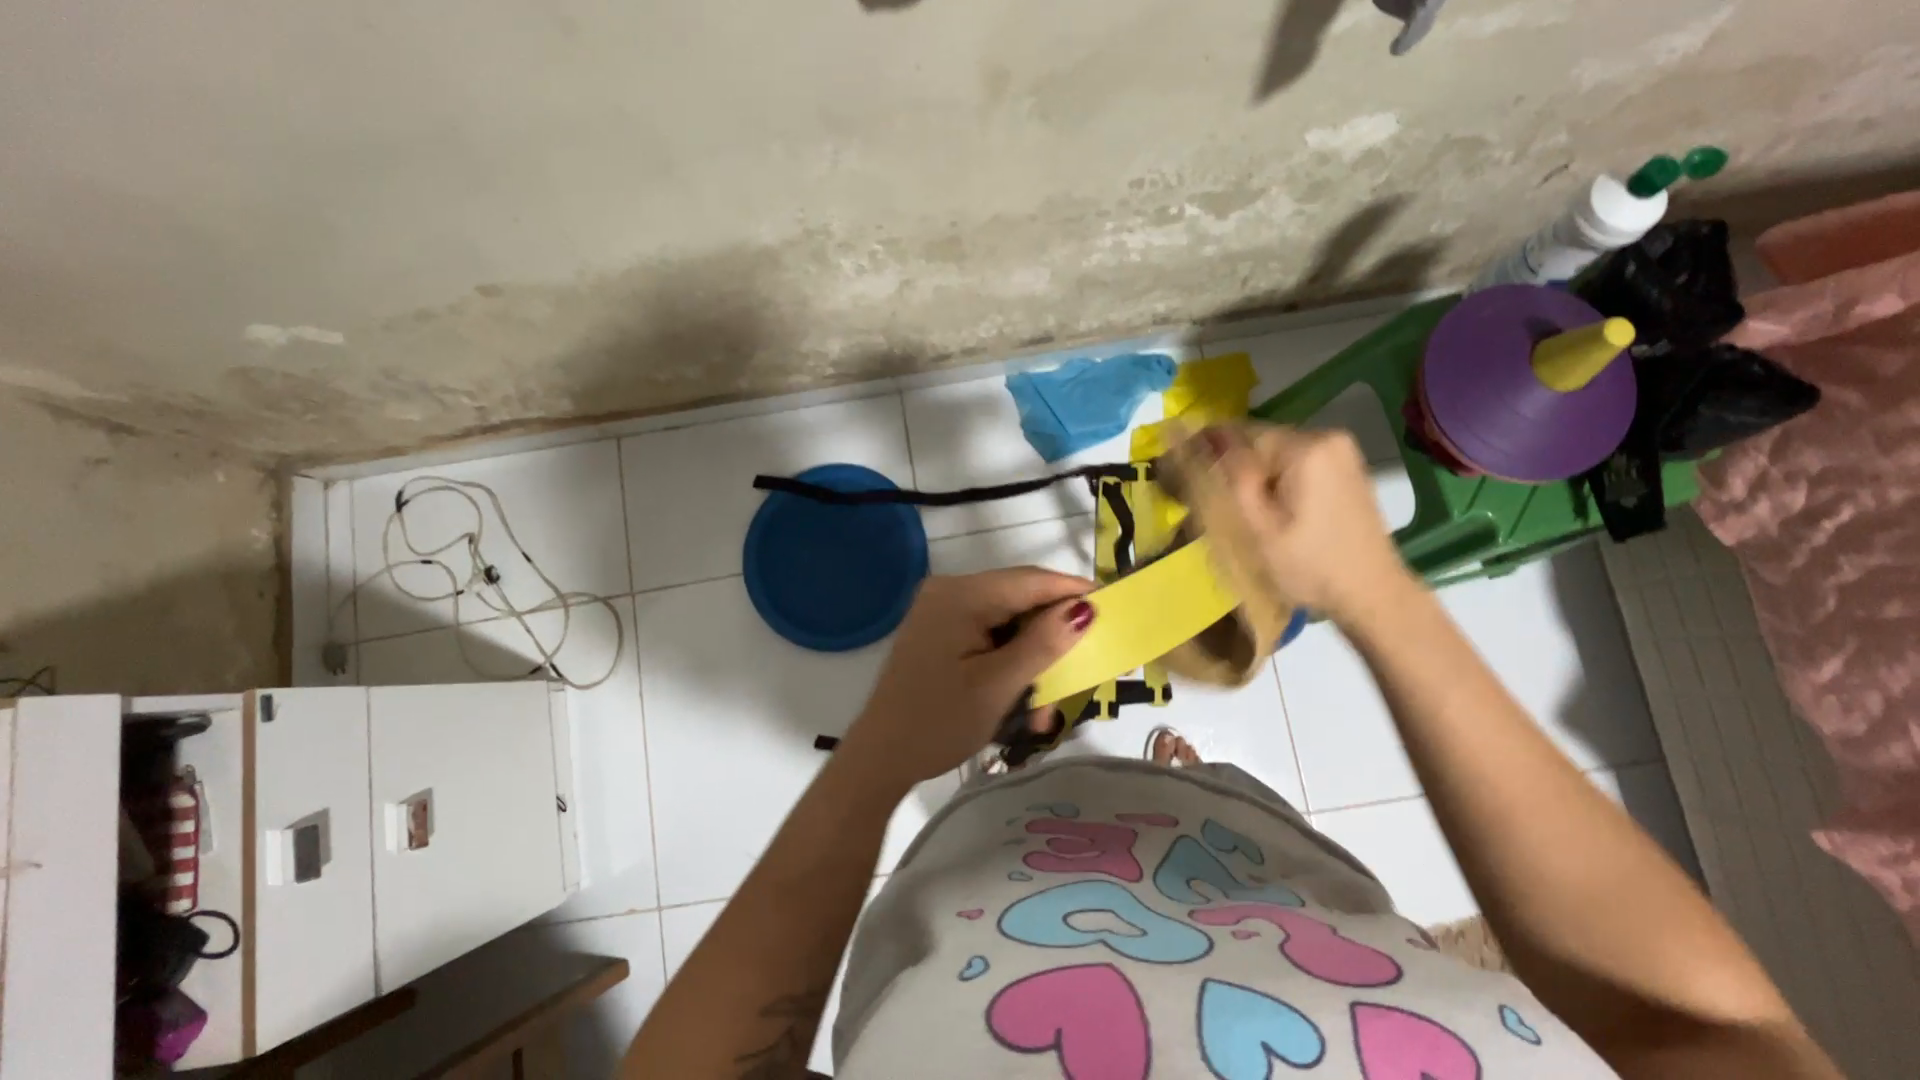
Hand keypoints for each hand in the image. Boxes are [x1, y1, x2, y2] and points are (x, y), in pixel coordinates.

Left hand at [839, 568, 1094, 786]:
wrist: (880, 760)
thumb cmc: (938, 722)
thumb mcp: (998, 685)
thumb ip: (1044, 643)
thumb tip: (1087, 607)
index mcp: (960, 595)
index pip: (1032, 581)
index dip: (1075, 593)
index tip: (1117, 609)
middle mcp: (949, 592)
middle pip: (1020, 601)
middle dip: (1053, 638)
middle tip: (1086, 669)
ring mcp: (941, 614)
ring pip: (1008, 624)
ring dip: (1033, 661)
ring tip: (1044, 710)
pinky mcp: (939, 636)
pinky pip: (988, 638)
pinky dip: (1009, 665)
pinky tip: (1021, 703)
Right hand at [1191, 422, 1417, 626]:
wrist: (1373, 595)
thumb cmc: (1310, 566)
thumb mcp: (1258, 526)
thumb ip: (1227, 476)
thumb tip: (1194, 437)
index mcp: (1305, 447)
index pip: (1239, 434)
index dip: (1208, 453)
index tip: (1184, 478)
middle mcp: (1327, 436)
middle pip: (1260, 441)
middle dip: (1234, 467)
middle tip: (1215, 504)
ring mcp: (1342, 451)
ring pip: (1277, 453)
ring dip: (1256, 475)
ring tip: (1243, 512)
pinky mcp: (1347, 468)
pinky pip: (1297, 463)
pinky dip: (1278, 480)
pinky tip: (1272, 510)